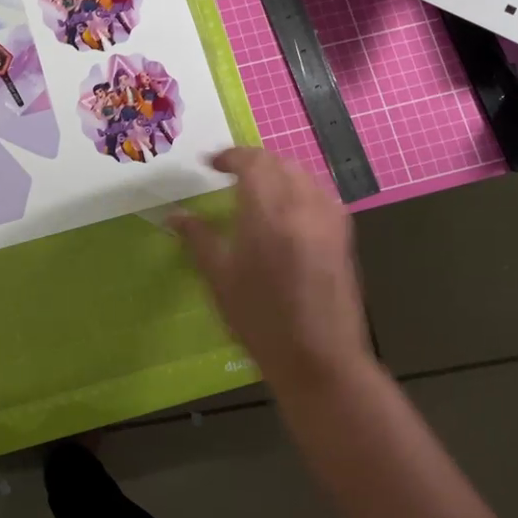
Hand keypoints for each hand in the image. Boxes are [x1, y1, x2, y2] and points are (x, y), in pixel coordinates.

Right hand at [171, 148, 373, 391]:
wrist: (320, 360)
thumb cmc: (260, 320)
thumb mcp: (219, 278)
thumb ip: (197, 238)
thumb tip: (174, 214)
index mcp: (267, 213)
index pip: (251, 162)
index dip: (229, 157)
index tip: (209, 164)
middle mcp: (301, 207)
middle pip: (279, 163)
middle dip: (253, 161)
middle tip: (229, 173)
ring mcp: (328, 221)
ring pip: (303, 176)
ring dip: (278, 171)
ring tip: (257, 187)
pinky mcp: (344, 238)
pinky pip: (321, 195)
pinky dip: (301, 189)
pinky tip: (289, 209)